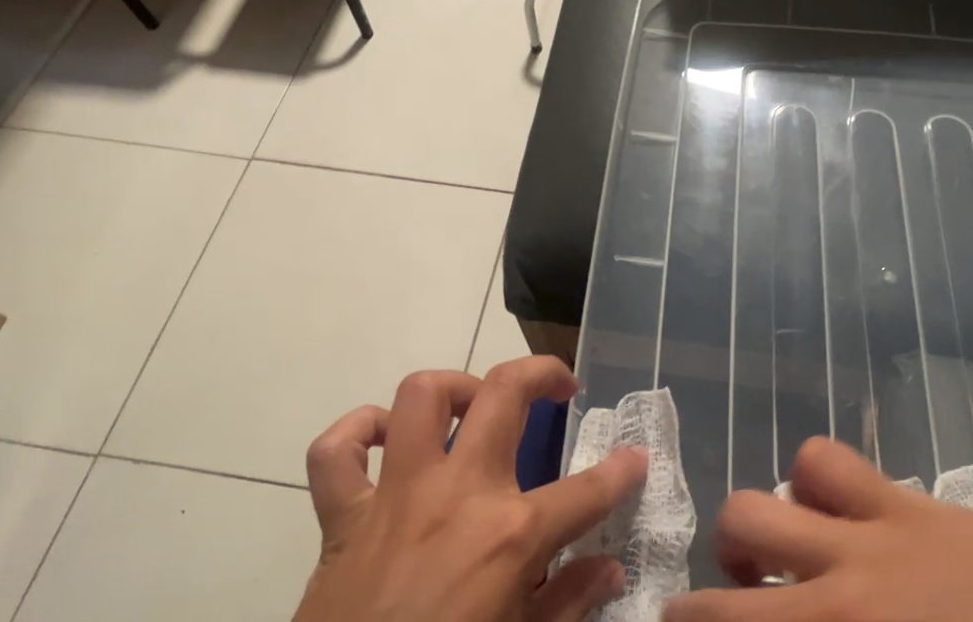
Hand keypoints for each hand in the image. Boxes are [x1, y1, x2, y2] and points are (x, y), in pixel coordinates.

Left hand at [293, 356, 648, 621]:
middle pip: (505, 393)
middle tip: (556, 386)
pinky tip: (382, 438)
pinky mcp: (343, 517)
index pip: (586, 491)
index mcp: (510, 536)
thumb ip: (570, 601)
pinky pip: (335, 451)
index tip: (637, 458)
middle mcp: (458, 494)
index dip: (622, 471)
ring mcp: (396, 497)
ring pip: (421, 395)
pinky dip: (355, 433)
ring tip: (472, 406)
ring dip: (453, 387)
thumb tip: (610, 568)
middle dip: (541, 373)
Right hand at [665, 436, 972, 621]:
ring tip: (776, 559)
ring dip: (754, 534)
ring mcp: (869, 540)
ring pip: (760, 504)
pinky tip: (837, 515)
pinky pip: (826, 463)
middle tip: (725, 613)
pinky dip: (812, 483)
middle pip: (721, 582)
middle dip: (699, 605)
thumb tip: (811, 618)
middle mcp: (837, 597)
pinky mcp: (906, 502)